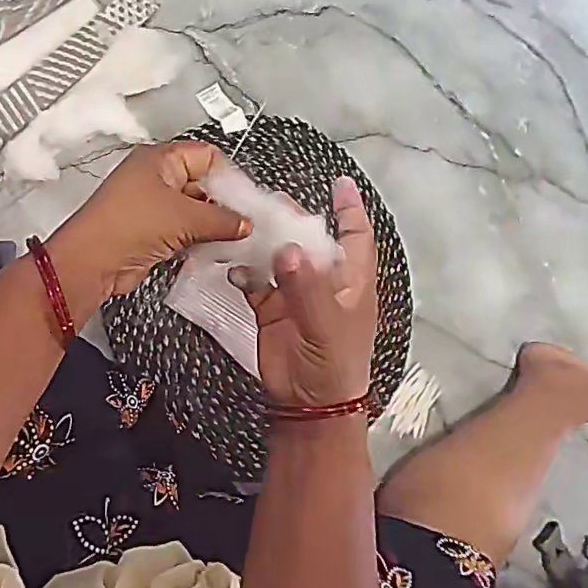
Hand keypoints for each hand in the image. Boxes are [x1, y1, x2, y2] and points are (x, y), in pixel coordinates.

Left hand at [51, 142, 251, 297]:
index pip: (207, 156)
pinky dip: (198, 239)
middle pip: (202, 184)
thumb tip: (244, 222)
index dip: (229, 176)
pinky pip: (184, 230)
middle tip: (244, 222)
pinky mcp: (152, 231)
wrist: (92, 263)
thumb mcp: (185, 217)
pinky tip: (214, 249)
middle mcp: (156, 178)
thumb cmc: (126, 226)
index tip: (248, 199)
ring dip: (211, 225)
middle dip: (223, 204)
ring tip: (233, 238)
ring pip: (194, 210)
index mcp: (160, 159)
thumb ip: (222, 219)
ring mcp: (153, 205)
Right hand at [239, 177, 377, 413]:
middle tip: (268, 202)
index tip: (340, 183)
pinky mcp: (271, 308)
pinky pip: (255, 281)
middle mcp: (323, 280)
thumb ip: (307, 287)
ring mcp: (295, 293)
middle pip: (308, 239)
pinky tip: (232, 266)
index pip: (355, 235)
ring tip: (243, 226)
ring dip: (262, 242)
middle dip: (291, 219)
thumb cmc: (334, 364)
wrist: (308, 405)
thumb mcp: (328, 326)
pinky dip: (244, 271)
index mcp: (350, 279)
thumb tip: (286, 249)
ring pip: (278, 256)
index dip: (350, 208)